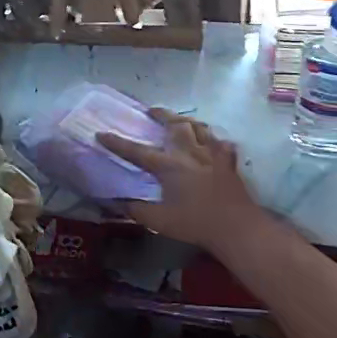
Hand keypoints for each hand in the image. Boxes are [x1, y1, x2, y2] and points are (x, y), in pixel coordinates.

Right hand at [98, 109, 269, 252]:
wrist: (236, 226)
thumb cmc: (194, 224)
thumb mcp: (158, 220)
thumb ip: (135, 209)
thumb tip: (115, 202)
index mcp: (169, 165)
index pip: (137, 151)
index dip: (117, 143)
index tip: (101, 134)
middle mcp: (190, 152)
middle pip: (175, 125)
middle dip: (161, 115)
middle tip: (151, 111)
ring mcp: (213, 154)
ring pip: (200, 128)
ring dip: (187, 121)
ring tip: (180, 121)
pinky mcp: (229, 162)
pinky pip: (221, 143)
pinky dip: (214, 140)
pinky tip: (213, 143)